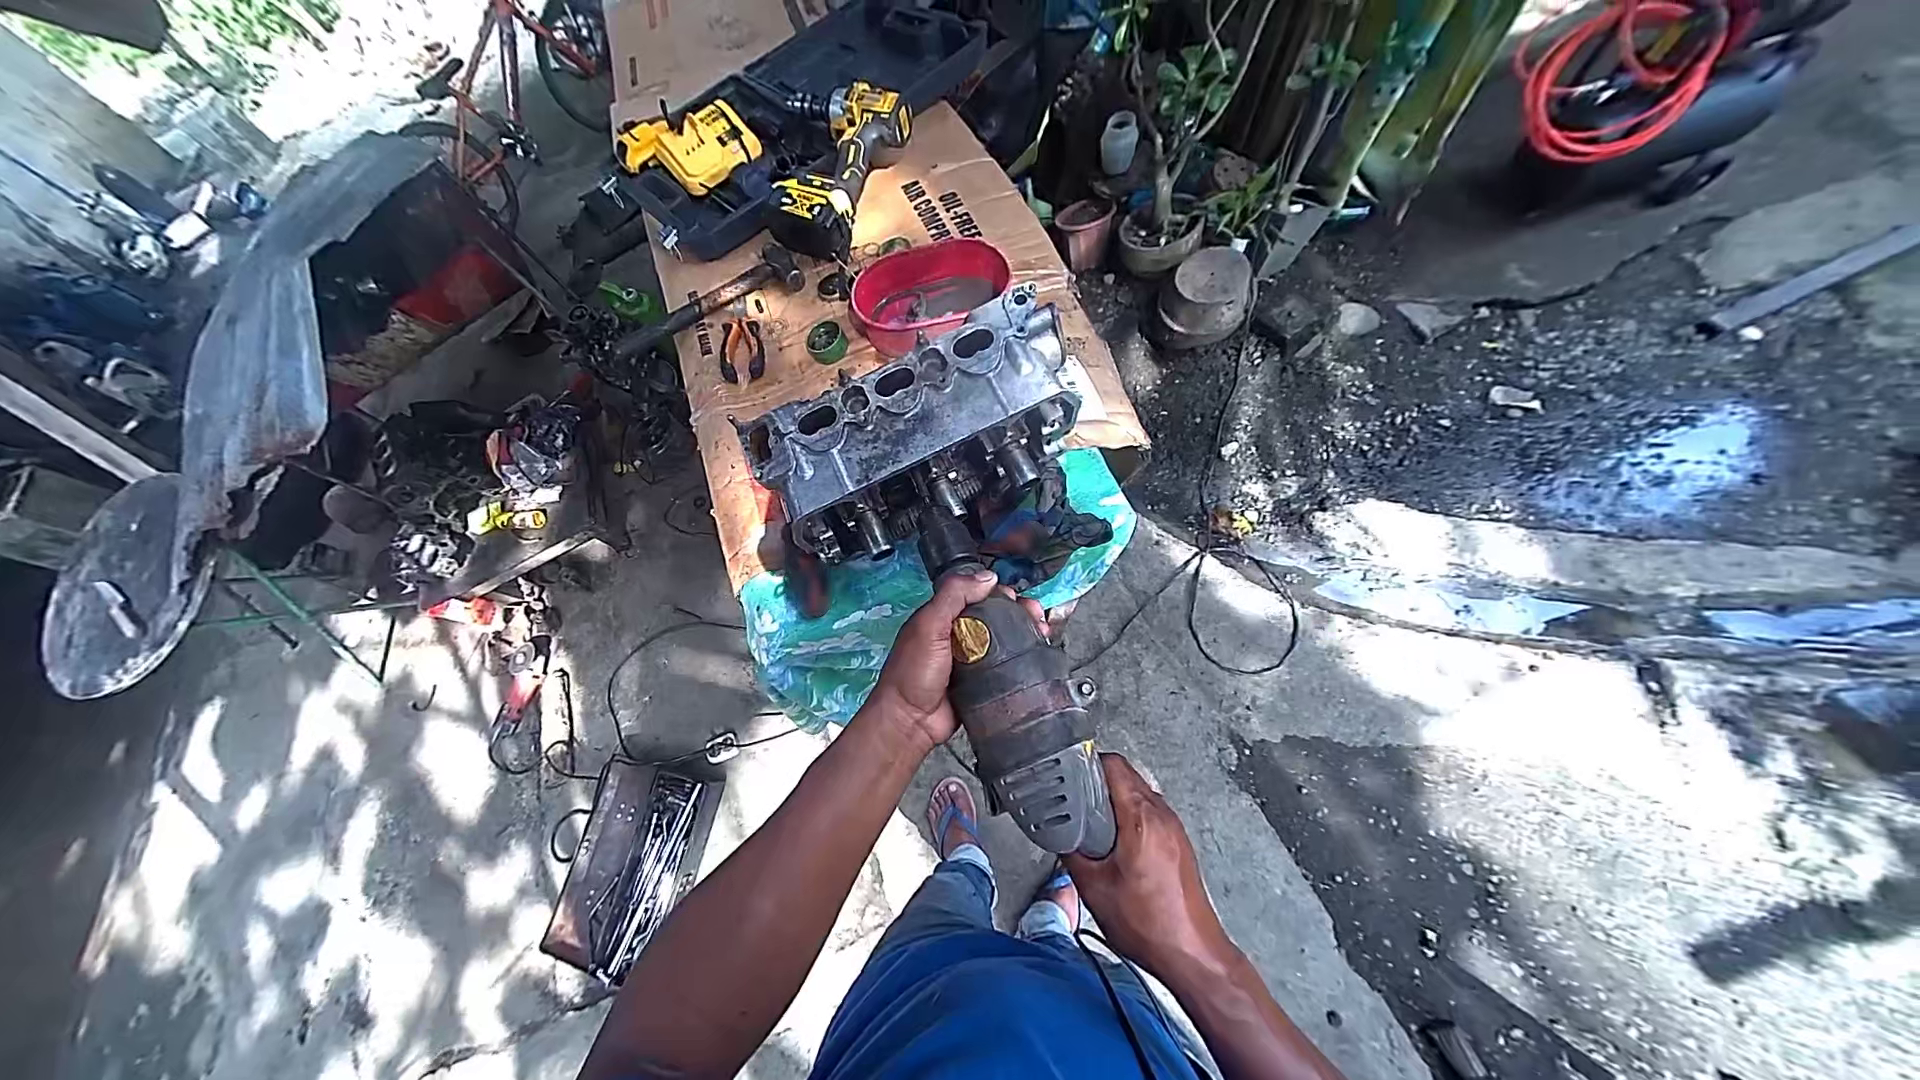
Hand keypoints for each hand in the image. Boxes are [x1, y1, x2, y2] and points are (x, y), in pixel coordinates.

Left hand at [865, 572, 1044, 752]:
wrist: (912, 721)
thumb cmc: (913, 672)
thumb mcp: (929, 625)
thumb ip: (953, 596)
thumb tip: (987, 576)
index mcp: (944, 617)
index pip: (977, 596)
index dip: (999, 593)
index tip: (1016, 596)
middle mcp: (960, 635)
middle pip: (997, 616)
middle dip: (1020, 612)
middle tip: (1036, 616)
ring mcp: (973, 659)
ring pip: (1006, 640)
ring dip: (1026, 633)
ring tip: (1042, 632)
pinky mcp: (984, 681)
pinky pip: (1008, 666)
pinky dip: (1024, 659)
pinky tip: (1038, 655)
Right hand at [1065, 754, 1237, 980]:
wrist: (1191, 954)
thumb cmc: (1150, 925)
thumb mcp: (1093, 887)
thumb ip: (1071, 851)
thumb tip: (1060, 834)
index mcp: (1140, 818)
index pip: (1114, 765)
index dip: (1089, 761)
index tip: (1071, 767)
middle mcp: (1162, 816)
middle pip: (1127, 774)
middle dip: (1099, 778)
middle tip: (1075, 793)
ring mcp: (1175, 828)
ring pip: (1140, 791)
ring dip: (1116, 796)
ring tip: (1093, 816)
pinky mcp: (1179, 842)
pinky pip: (1151, 810)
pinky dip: (1131, 813)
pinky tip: (1116, 838)